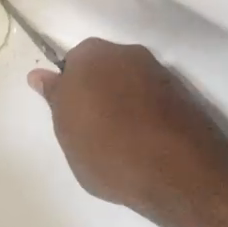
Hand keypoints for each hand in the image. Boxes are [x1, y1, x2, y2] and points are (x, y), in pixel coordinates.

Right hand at [28, 39, 227, 215]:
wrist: (180, 173)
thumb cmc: (108, 147)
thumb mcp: (66, 130)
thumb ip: (54, 98)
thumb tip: (39, 75)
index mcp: (91, 54)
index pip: (72, 64)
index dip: (71, 92)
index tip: (73, 117)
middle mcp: (127, 54)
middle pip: (105, 70)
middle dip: (100, 93)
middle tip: (95, 129)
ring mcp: (161, 74)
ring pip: (132, 86)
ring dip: (127, 105)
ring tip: (126, 143)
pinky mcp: (188, 98)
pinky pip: (157, 104)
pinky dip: (151, 118)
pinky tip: (149, 147)